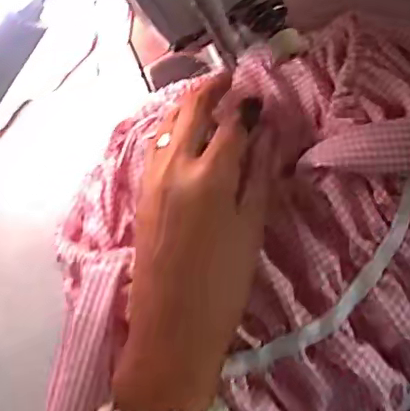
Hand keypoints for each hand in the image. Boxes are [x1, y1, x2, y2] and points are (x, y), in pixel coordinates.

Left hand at [115, 74, 276, 410]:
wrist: (170, 332)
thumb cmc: (223, 284)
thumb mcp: (252, 226)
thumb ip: (259, 171)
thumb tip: (268, 131)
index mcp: (209, 175)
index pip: (231, 123)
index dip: (247, 105)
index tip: (259, 94)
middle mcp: (176, 166)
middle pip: (192, 110)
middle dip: (212, 88)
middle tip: (230, 78)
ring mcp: (153, 177)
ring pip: (169, 122)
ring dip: (189, 103)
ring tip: (210, 97)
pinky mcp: (142, 191)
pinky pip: (157, 143)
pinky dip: (174, 125)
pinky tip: (185, 129)